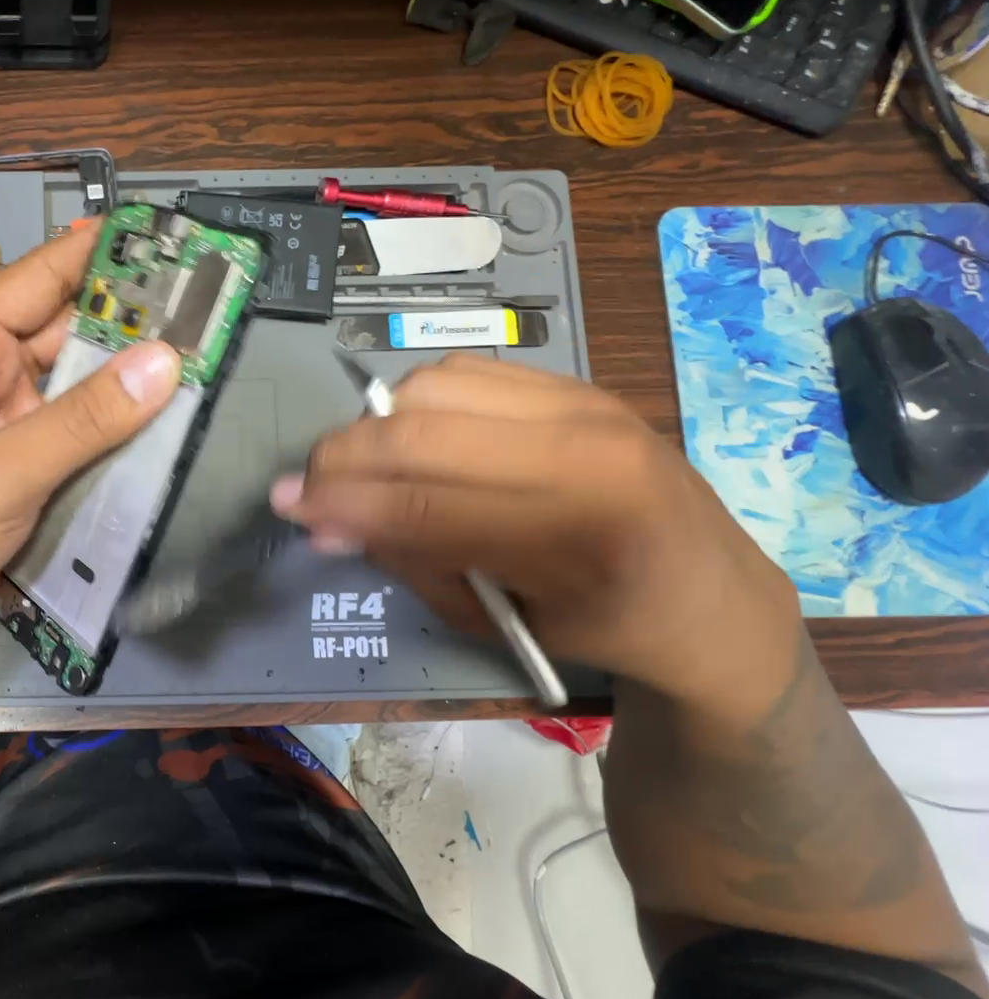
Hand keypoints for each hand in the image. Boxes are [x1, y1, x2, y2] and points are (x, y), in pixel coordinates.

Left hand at [0, 222, 182, 646]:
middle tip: (206, 310)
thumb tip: (164, 362)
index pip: (39, 279)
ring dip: (126, 380)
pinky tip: (162, 423)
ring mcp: (5, 419)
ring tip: (201, 360)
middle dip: (128, 321)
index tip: (169, 237)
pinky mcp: (20, 462)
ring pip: (76, 384)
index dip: (102, 254)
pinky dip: (112, 429)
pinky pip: (75, 431)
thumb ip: (84, 419)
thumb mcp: (4, 468)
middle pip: (66, 330)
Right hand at [270, 354, 802, 712]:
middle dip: (343, 456)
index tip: (289, 507)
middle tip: (305, 483)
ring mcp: (586, 407)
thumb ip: (414, 562)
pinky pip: (466, 371)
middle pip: (422, 433)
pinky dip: (417, 401)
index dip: (342, 504)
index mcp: (575, 536)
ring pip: (436, 387)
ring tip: (360, 462)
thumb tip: (330, 523)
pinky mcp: (577, 386)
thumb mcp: (500, 620)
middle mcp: (585, 454)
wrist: (709, 594)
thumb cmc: (600, 627)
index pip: (423, 507)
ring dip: (378, 423)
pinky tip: (406, 435)